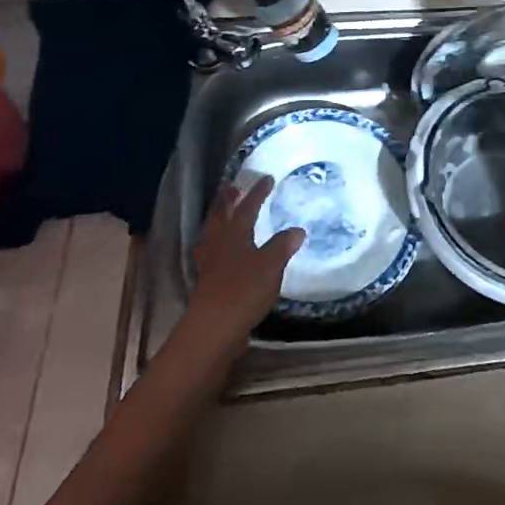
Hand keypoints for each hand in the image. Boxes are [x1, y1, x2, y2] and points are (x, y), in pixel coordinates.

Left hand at [185, 177, 303, 344]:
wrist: (216, 325)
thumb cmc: (244, 290)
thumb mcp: (270, 266)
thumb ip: (282, 247)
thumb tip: (297, 229)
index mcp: (234, 234)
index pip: (247, 208)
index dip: (257, 193)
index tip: (266, 178)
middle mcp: (218, 242)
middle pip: (221, 215)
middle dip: (227, 200)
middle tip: (231, 186)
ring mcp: (209, 261)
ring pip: (212, 231)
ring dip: (218, 218)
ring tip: (222, 212)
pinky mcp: (207, 278)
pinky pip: (210, 251)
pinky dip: (215, 243)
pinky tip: (219, 250)